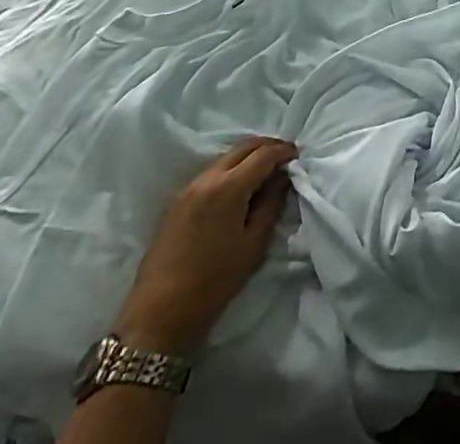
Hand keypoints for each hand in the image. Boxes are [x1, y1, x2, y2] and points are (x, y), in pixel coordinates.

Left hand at [113, 137, 297, 354]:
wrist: (160, 313)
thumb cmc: (215, 280)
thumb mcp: (254, 242)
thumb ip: (272, 202)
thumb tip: (282, 177)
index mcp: (227, 188)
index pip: (263, 154)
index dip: (284, 151)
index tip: (299, 156)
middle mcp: (205, 179)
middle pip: (242, 147)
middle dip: (268, 147)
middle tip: (286, 158)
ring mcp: (187, 189)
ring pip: (225, 157)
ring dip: (248, 156)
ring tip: (266, 172)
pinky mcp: (177, 201)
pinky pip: (211, 171)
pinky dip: (232, 168)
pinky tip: (241, 186)